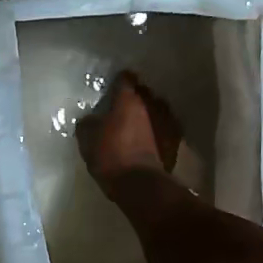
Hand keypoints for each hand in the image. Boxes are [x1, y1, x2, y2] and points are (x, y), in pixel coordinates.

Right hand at [77, 70, 182, 199]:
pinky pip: (166, 127)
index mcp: (127, 99)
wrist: (140, 184)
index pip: (124, 78)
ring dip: (149, 113)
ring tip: (141, 123)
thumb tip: (91, 118)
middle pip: (144, 92)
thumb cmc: (110, 156)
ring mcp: (166, 120)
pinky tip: (152, 138)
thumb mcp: (87, 139)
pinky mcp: (176, 138)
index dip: (118, 81)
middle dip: (135, 96)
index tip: (113, 88)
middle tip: (124, 107)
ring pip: (157, 108)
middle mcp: (150, 103)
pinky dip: (159, 130)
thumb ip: (88, 122)